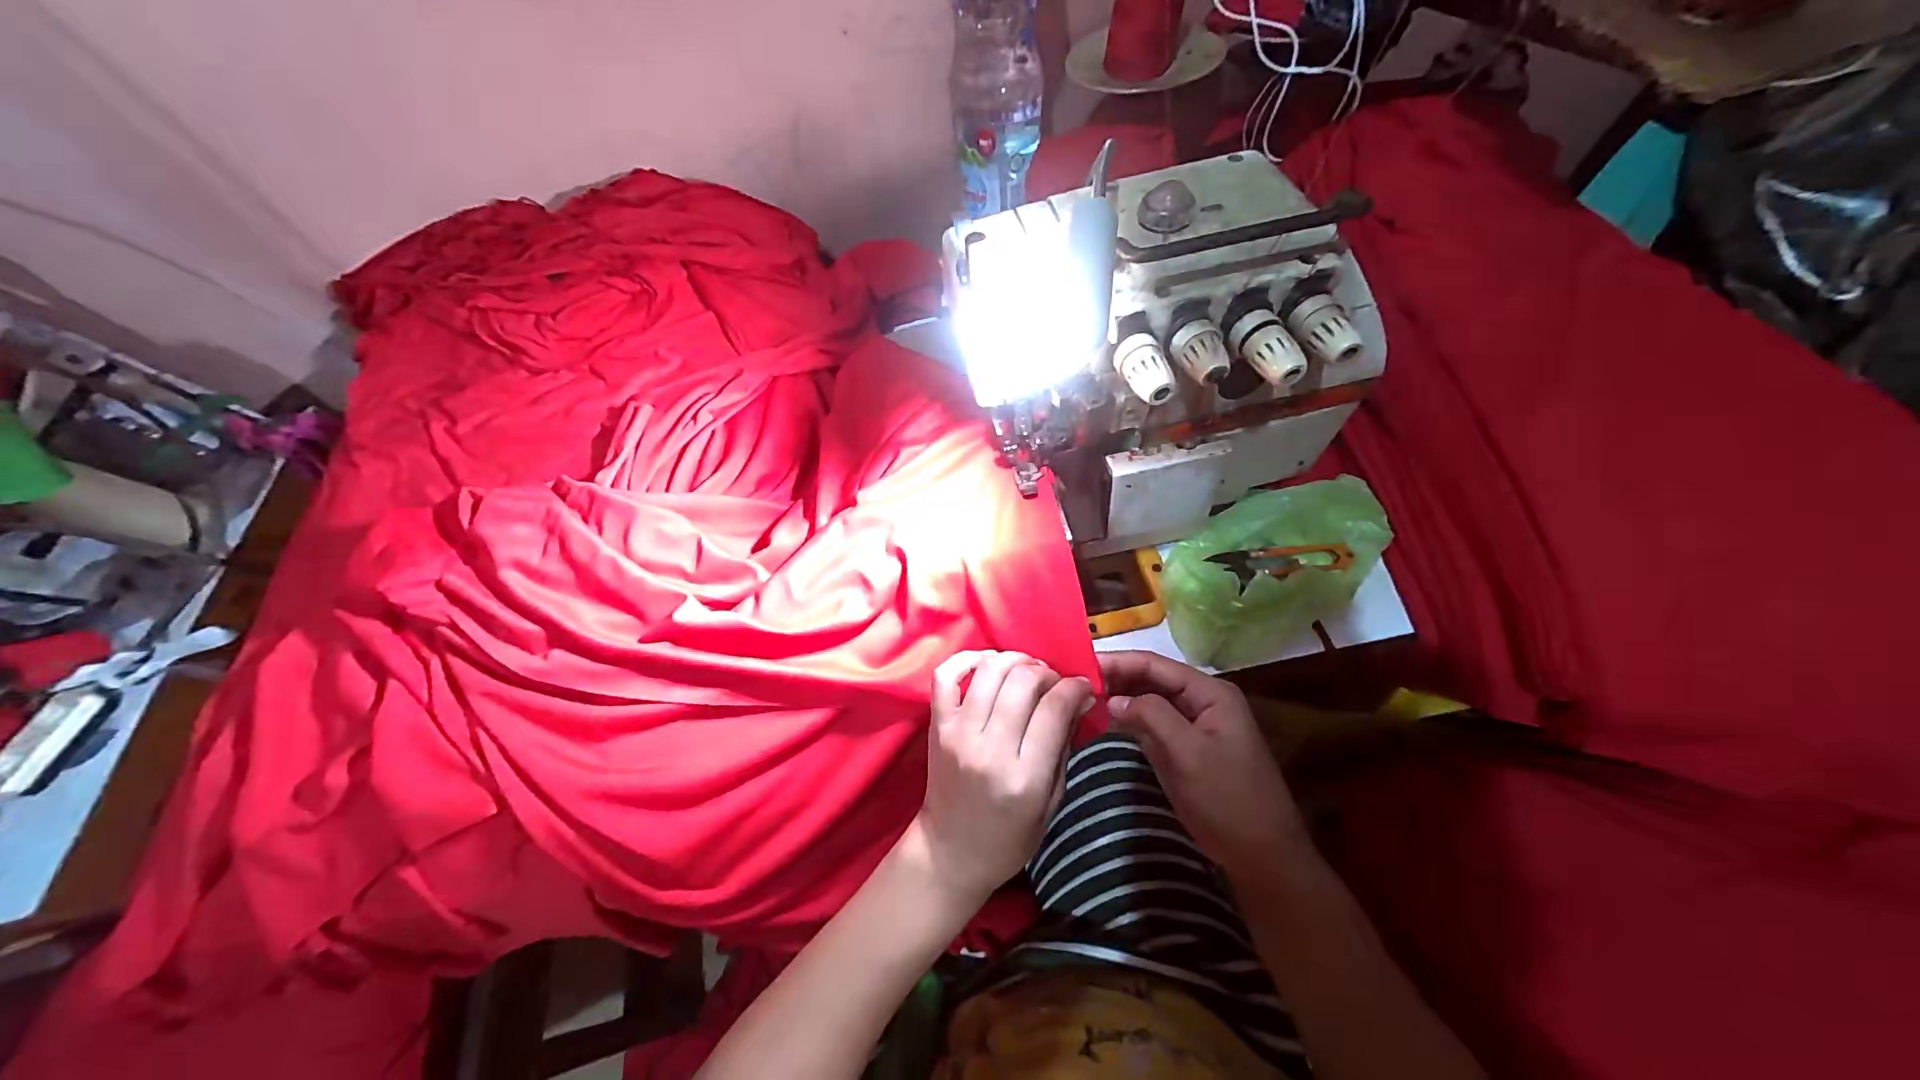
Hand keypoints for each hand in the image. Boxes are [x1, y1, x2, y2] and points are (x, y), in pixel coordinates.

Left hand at [909, 651, 1092, 904]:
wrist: (950, 851)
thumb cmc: (1008, 837)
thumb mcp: (1051, 802)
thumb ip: (1064, 748)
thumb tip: (1079, 699)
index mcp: (1023, 776)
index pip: (1054, 709)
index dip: (1075, 688)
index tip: (1082, 688)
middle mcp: (989, 749)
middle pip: (1023, 682)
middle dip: (1048, 673)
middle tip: (1055, 682)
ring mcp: (958, 733)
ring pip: (990, 671)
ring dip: (1016, 660)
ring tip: (1028, 670)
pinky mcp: (937, 726)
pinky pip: (945, 676)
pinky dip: (968, 659)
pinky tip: (989, 663)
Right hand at [1099, 650, 1311, 883]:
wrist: (1263, 856)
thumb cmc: (1228, 800)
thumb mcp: (1187, 753)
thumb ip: (1151, 715)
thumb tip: (1112, 698)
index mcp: (1210, 692)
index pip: (1155, 664)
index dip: (1117, 662)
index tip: (1079, 665)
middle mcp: (1203, 700)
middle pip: (1152, 678)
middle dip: (1116, 678)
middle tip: (1075, 682)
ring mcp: (1195, 724)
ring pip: (1150, 700)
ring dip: (1120, 697)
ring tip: (1082, 697)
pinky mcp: (1187, 747)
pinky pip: (1153, 723)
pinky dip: (1129, 719)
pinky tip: (1104, 720)